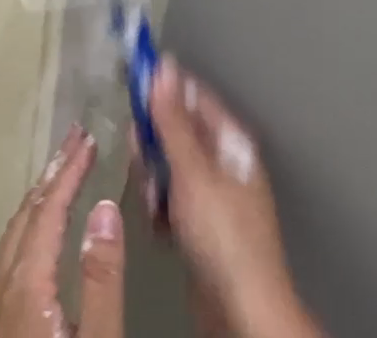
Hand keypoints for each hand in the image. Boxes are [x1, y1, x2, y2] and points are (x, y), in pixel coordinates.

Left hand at [0, 124, 125, 337]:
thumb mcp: (98, 337)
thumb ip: (102, 276)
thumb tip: (104, 207)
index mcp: (26, 282)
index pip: (49, 210)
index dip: (70, 171)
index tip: (88, 139)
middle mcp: (0, 283)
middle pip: (27, 213)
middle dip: (53, 172)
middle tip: (76, 138)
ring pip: (13, 232)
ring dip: (39, 196)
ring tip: (61, 172)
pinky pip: (8, 252)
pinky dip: (28, 223)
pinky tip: (39, 228)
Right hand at [141, 60, 322, 337]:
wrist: (240, 306)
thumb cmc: (226, 238)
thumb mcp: (192, 171)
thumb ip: (173, 120)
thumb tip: (162, 69)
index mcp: (231, 141)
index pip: (193, 96)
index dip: (164, 88)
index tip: (135, 83)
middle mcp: (223, 163)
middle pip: (177, 133)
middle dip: (155, 146)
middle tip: (148, 162)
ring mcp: (212, 194)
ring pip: (168, 168)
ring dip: (155, 181)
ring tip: (158, 203)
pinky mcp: (200, 223)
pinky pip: (169, 200)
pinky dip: (160, 209)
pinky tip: (162, 224)